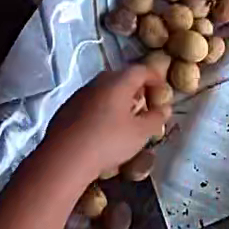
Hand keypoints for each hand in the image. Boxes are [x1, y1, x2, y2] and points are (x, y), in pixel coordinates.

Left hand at [37, 65, 172, 183]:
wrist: (64, 158)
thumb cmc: (108, 142)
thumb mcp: (141, 133)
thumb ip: (156, 119)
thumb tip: (164, 109)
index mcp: (118, 82)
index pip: (141, 70)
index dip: (156, 79)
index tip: (163, 94)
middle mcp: (97, 82)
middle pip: (122, 78)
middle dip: (137, 90)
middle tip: (146, 107)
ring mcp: (79, 95)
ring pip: (104, 90)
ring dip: (118, 101)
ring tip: (126, 121)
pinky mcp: (66, 109)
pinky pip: (90, 103)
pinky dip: (102, 110)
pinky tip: (103, 130)